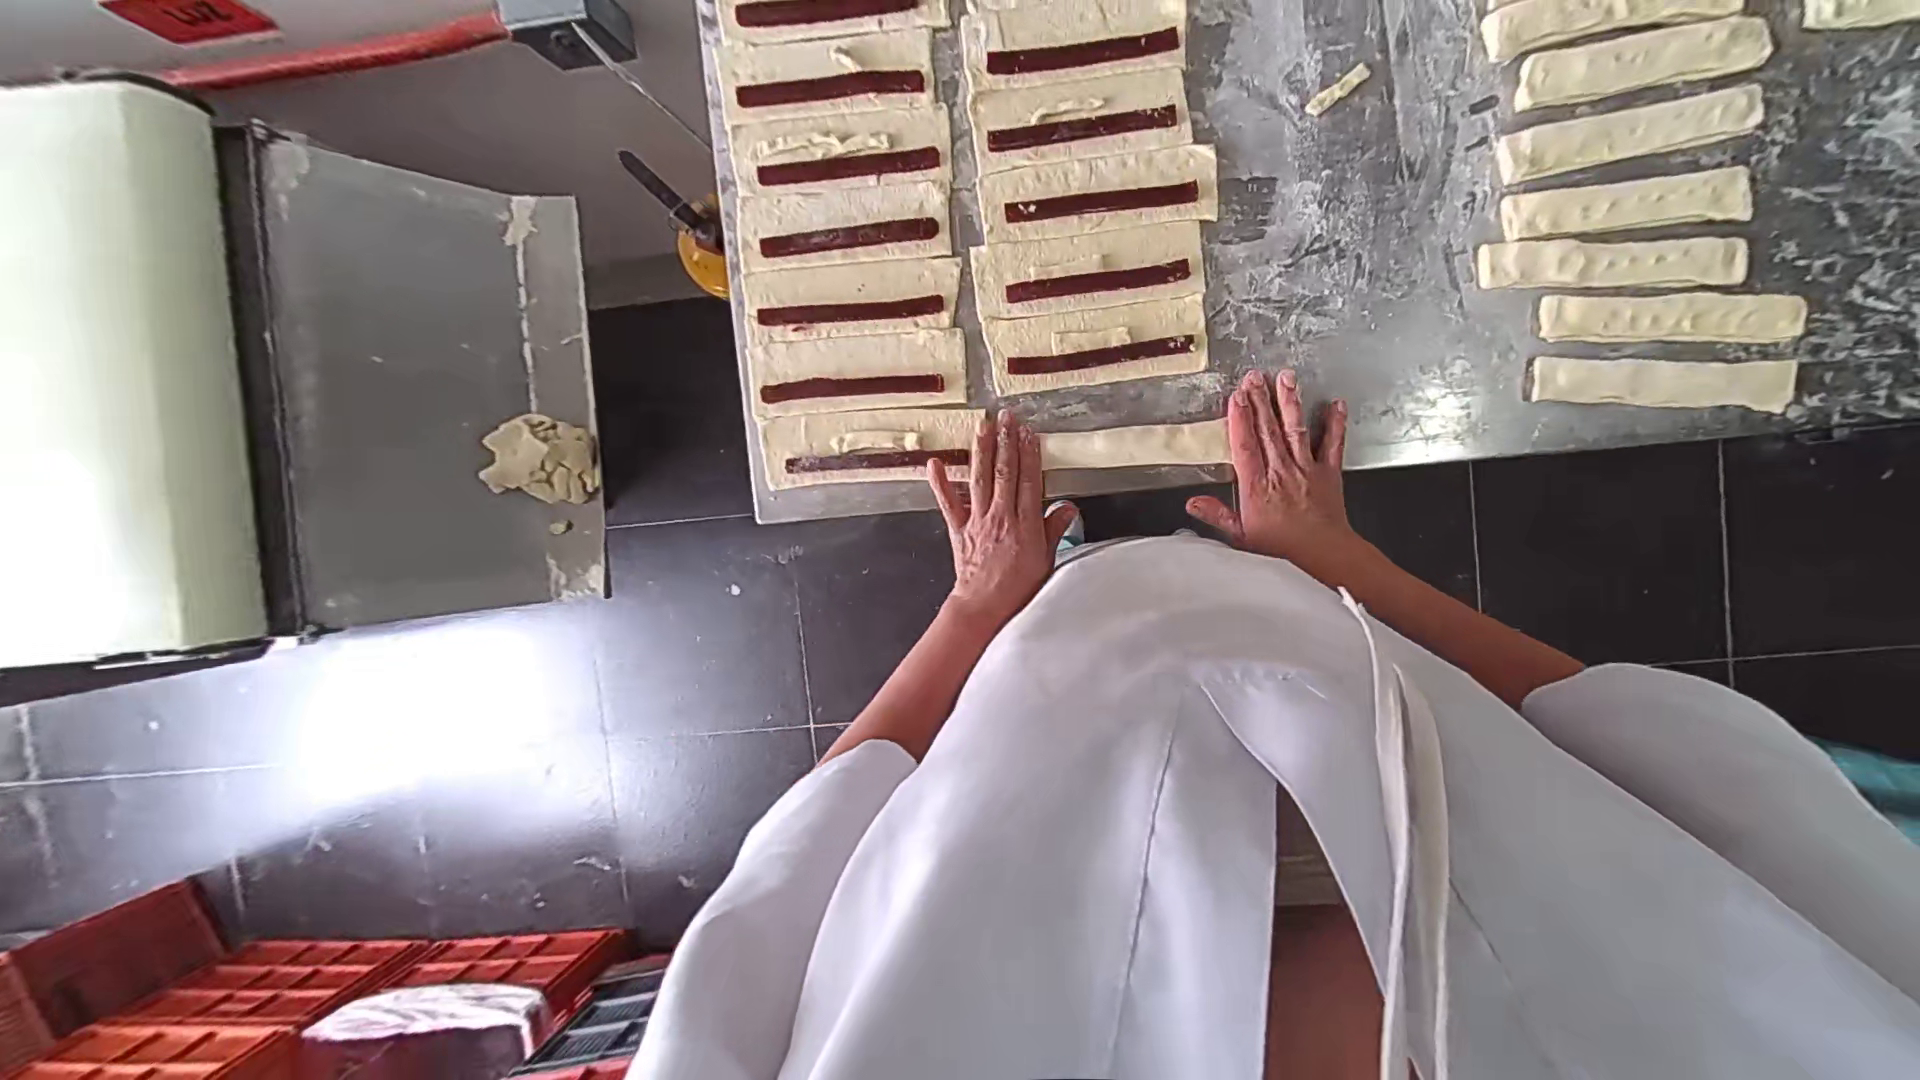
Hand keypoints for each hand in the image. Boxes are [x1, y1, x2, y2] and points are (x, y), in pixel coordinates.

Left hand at [928, 412, 1078, 631]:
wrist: (985, 606)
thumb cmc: (1017, 588)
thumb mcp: (1046, 560)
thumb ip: (1053, 530)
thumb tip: (1067, 507)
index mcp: (1025, 524)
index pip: (1030, 481)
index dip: (1029, 454)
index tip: (1029, 432)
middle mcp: (1001, 516)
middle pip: (1005, 472)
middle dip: (1006, 442)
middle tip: (1007, 417)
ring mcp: (978, 521)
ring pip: (981, 479)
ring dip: (982, 450)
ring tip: (983, 426)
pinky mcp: (959, 529)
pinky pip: (949, 502)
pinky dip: (941, 483)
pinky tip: (935, 463)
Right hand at [1187, 369, 1364, 574]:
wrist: (1324, 557)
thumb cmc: (1281, 550)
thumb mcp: (1240, 537)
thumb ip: (1217, 516)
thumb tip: (1192, 502)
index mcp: (1257, 487)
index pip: (1245, 446)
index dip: (1240, 420)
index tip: (1236, 397)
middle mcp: (1281, 473)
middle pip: (1268, 431)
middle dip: (1260, 401)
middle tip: (1254, 377)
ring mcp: (1307, 470)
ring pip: (1295, 430)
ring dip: (1289, 403)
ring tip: (1285, 378)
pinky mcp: (1329, 473)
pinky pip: (1332, 444)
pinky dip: (1334, 424)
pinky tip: (1335, 404)